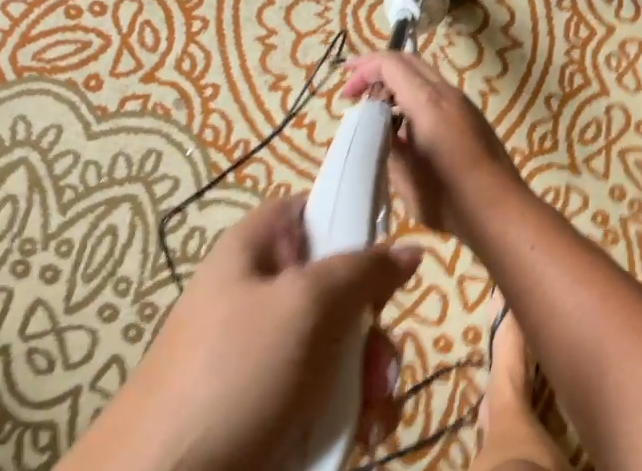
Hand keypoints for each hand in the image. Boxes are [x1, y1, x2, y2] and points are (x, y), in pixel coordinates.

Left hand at [60, 196, 420, 470]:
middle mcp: (266, 293)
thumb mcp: (304, 306)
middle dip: (373, 324)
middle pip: (343, 283)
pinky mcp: (279, 402)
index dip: (354, 219)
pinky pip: (334, 390)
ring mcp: (272, 352)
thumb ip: (362, 271)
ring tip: (373, 411)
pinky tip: (365, 432)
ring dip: (371, 375)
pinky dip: (357, 409)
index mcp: (258, 248)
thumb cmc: (232, 375)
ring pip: (346, 342)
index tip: (387, 256)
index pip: (314, 208)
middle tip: (378, 361)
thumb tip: (408, 249)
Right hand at [340, 52, 526, 244]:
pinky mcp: (471, 118)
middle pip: (408, 61)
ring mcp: (463, 104)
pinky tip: (403, 123)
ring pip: (424, 76)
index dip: (363, 71)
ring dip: (396, 82)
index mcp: (428, 102)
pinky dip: (413, 96)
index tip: (345, 93)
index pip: (391, 64)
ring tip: (374, 106)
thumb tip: (380, 127)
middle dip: (376, 68)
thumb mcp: (403, 174)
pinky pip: (436, 93)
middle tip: (353, 86)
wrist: (501, 211)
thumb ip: (387, 142)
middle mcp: (447, 94)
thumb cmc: (447, 197)